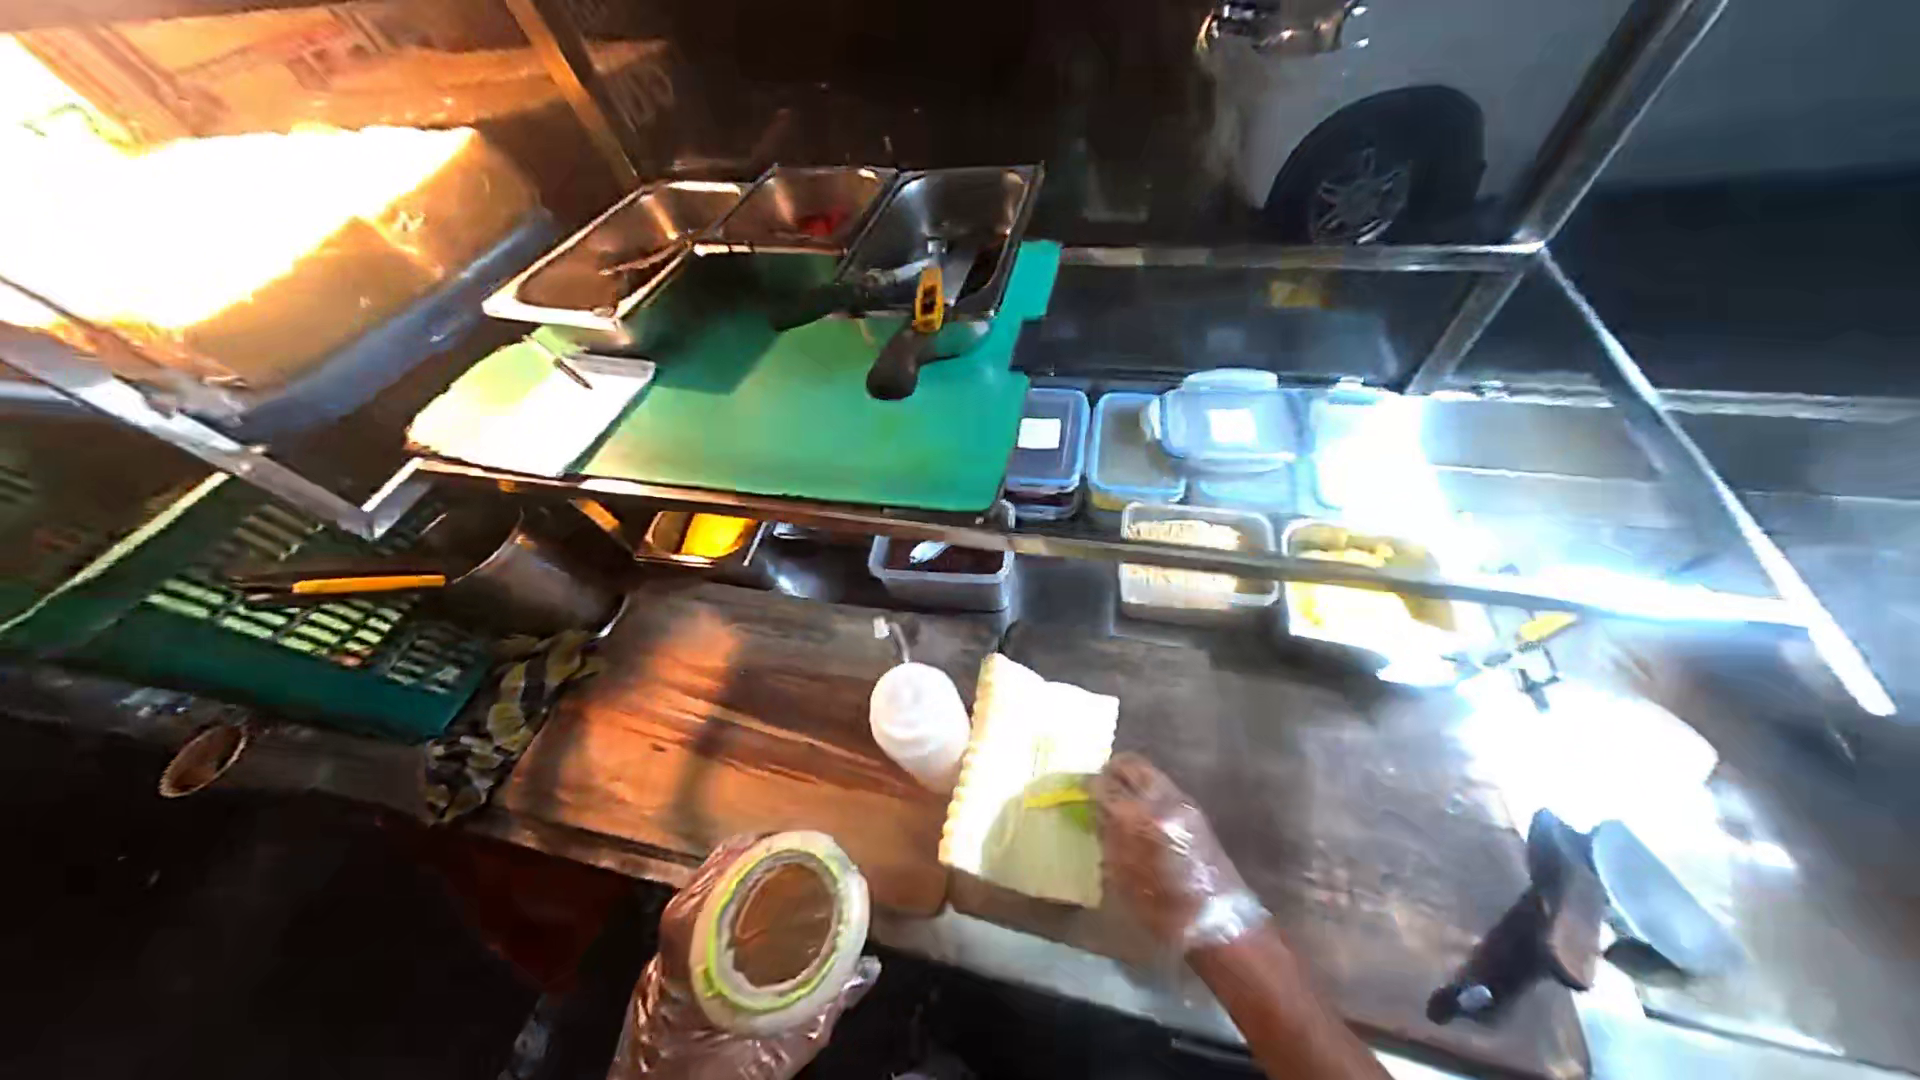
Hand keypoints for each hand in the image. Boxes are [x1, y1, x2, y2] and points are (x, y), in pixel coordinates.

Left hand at [609, 836, 878, 1079]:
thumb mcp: (773, 1055)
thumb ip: (820, 1008)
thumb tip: (868, 967)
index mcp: (687, 962)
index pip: (708, 890)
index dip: (746, 859)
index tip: (788, 845)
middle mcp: (668, 950)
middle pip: (707, 880)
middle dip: (753, 856)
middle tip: (800, 851)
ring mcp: (662, 958)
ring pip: (703, 893)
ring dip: (742, 873)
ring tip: (787, 866)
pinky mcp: (667, 969)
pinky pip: (701, 913)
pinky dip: (732, 895)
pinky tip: (762, 903)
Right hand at [1093, 753, 1267, 952]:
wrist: (1220, 922)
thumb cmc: (1163, 909)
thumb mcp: (1122, 876)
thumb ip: (1108, 837)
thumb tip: (1098, 813)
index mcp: (1140, 820)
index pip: (1105, 786)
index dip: (1089, 785)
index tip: (1079, 789)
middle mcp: (1162, 801)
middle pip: (1130, 765)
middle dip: (1111, 770)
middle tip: (1099, 783)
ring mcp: (1181, 802)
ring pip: (1149, 772)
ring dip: (1130, 777)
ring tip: (1119, 794)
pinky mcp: (1194, 809)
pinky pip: (1162, 785)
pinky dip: (1147, 787)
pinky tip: (1140, 807)